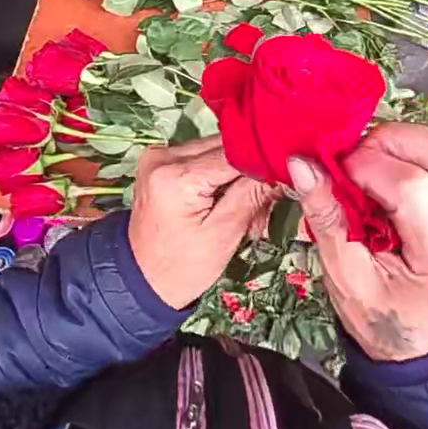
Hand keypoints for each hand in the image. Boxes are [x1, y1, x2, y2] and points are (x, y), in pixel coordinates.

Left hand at [128, 137, 275, 308]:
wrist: (140, 282)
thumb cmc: (182, 268)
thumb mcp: (224, 234)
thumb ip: (253, 195)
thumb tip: (288, 168)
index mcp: (175, 176)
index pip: (234, 153)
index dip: (264, 161)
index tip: (288, 173)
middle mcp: (164, 155)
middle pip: (226, 146)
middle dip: (252, 168)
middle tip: (268, 199)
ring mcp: (160, 155)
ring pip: (217, 148)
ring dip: (238, 170)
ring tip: (249, 202)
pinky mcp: (162, 160)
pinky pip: (203, 155)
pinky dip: (222, 172)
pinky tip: (229, 195)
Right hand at [289, 123, 427, 360]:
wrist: (414, 341)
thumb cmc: (378, 317)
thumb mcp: (344, 275)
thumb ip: (326, 216)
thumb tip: (303, 165)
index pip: (412, 187)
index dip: (368, 166)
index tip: (338, 170)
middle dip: (395, 140)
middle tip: (358, 156)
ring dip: (408, 142)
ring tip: (373, 161)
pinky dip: (417, 152)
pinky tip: (390, 170)